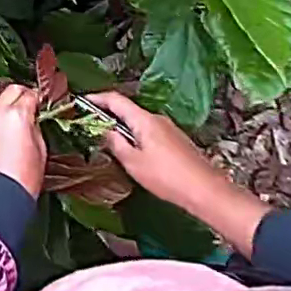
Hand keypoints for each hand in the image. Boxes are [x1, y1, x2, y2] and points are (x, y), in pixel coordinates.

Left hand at [0, 81, 45, 198]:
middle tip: (31, 103)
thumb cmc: (24, 175)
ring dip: (7, 102)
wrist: (0, 192)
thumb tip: (32, 119)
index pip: (29, 94)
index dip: (38, 98)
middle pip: (11, 90)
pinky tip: (3, 124)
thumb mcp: (41, 147)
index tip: (41, 103)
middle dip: (22, 94)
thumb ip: (35, 126)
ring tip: (17, 114)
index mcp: (17, 114)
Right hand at [89, 91, 271, 255]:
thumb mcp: (132, 162)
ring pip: (139, 122)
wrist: (209, 193)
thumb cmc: (167, 177)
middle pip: (128, 110)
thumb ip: (114, 142)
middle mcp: (157, 119)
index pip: (115, 99)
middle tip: (91, 122)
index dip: (97, 97)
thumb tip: (104, 130)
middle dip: (108, 114)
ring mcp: (170, 130)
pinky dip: (136, 135)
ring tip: (109, 139)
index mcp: (144, 120)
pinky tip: (133, 151)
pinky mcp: (177, 142)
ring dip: (123, 126)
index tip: (82, 100)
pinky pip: (150, 132)